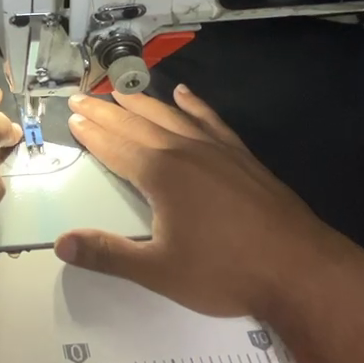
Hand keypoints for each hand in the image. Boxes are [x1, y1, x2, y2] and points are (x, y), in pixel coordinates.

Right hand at [54, 85, 355, 317]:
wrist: (302, 270)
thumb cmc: (226, 272)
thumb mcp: (159, 271)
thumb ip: (108, 255)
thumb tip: (61, 244)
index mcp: (160, 175)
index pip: (115, 146)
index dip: (91, 133)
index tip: (72, 118)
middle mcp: (184, 152)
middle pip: (136, 124)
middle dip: (106, 110)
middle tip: (81, 98)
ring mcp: (216, 151)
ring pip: (170, 116)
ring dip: (142, 102)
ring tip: (120, 90)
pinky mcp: (242, 157)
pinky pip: (210, 121)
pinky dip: (194, 105)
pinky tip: (184, 94)